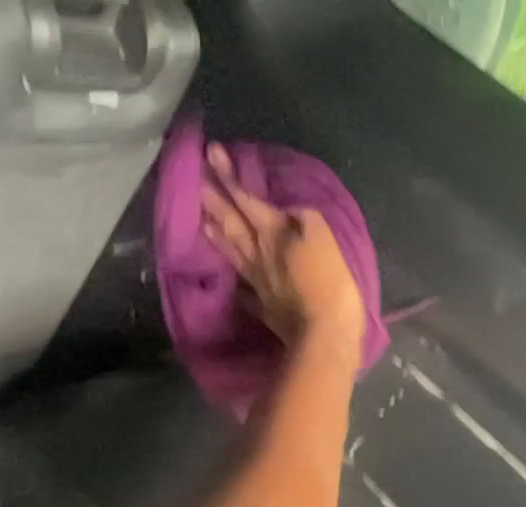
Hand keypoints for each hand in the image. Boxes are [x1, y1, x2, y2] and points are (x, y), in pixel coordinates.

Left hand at [202, 143, 364, 354]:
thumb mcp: (324, 238)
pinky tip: (233, 280)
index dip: (229, 176)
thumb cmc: (329, 284)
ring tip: (203, 218)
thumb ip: (304, 218)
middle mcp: (260, 256)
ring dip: (217, 233)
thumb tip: (288, 211)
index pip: (247, 199)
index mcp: (274, 234)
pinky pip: (245, 290)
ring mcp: (259, 284)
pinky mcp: (265, 308)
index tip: (211, 152)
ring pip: (233, 253)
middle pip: (233, 223)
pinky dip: (237, 281)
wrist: (323, 336)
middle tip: (196, 178)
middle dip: (215, 198)